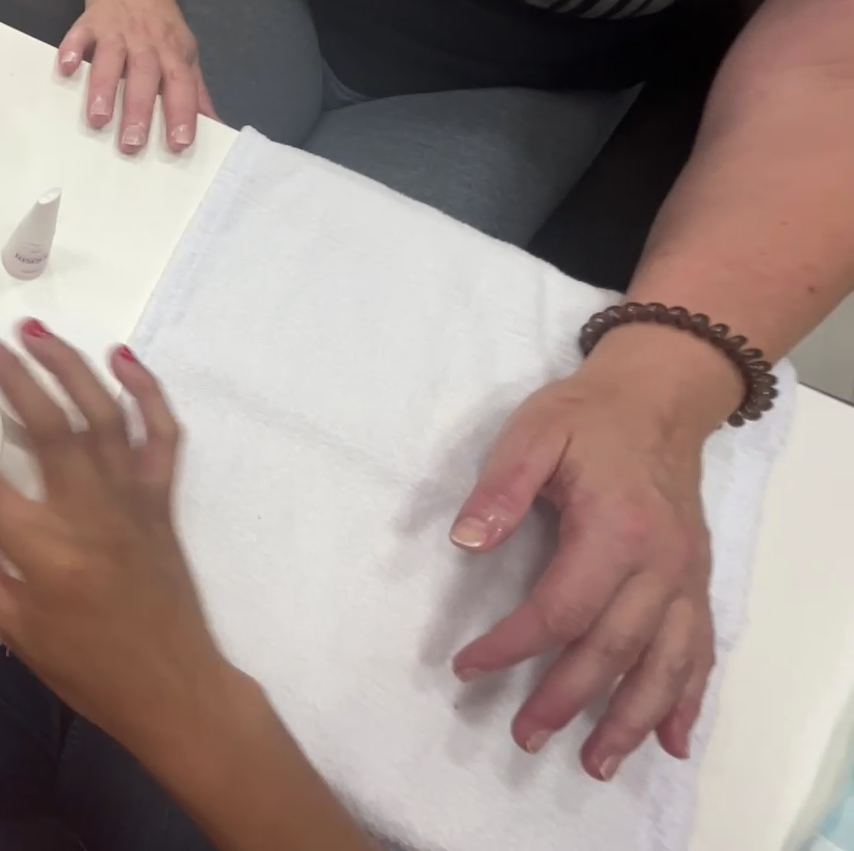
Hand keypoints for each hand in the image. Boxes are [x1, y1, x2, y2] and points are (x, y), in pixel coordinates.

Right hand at [0, 320, 237, 757]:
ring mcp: (134, 497)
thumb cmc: (89, 667)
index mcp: (50, 553)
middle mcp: (93, 512)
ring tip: (31, 327)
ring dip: (67, 364)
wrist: (178, 692)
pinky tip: (120, 356)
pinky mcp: (161, 496)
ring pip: (102, 414)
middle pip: (49, 425)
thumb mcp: (18, 630)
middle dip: (9, 373)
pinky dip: (145, 390)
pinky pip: (161, 434)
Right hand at [57, 0, 214, 154]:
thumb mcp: (184, 55)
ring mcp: (117, 31)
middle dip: (139, 109)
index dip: (182, 113)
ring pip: (112, 59)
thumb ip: (196, 92)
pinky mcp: (90, 22)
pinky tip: (66, 68)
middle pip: (145, 76)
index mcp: (173, 54)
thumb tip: (217, 126)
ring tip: (98, 119)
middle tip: (131, 144)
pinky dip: (72, 50)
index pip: (181, 85)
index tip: (179, 144)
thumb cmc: (158, 26)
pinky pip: (80, 35)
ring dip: (105, 88)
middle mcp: (147, 42)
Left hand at [449, 327, 740, 779]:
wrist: (654, 401)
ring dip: (631, 718)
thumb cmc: (580, 418)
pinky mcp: (694, 581)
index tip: (467, 666)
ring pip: (666, 665)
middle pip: (614, 650)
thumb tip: (463, 543)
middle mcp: (663, 568)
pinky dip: (686, 698)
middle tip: (525, 737)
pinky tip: (675, 739)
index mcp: (616, 533)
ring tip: (596, 762)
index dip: (513, 644)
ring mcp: (687, 580)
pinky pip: (699, 652)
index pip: (560, 609)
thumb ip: (497, 492)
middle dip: (568, 699)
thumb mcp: (528, 438)